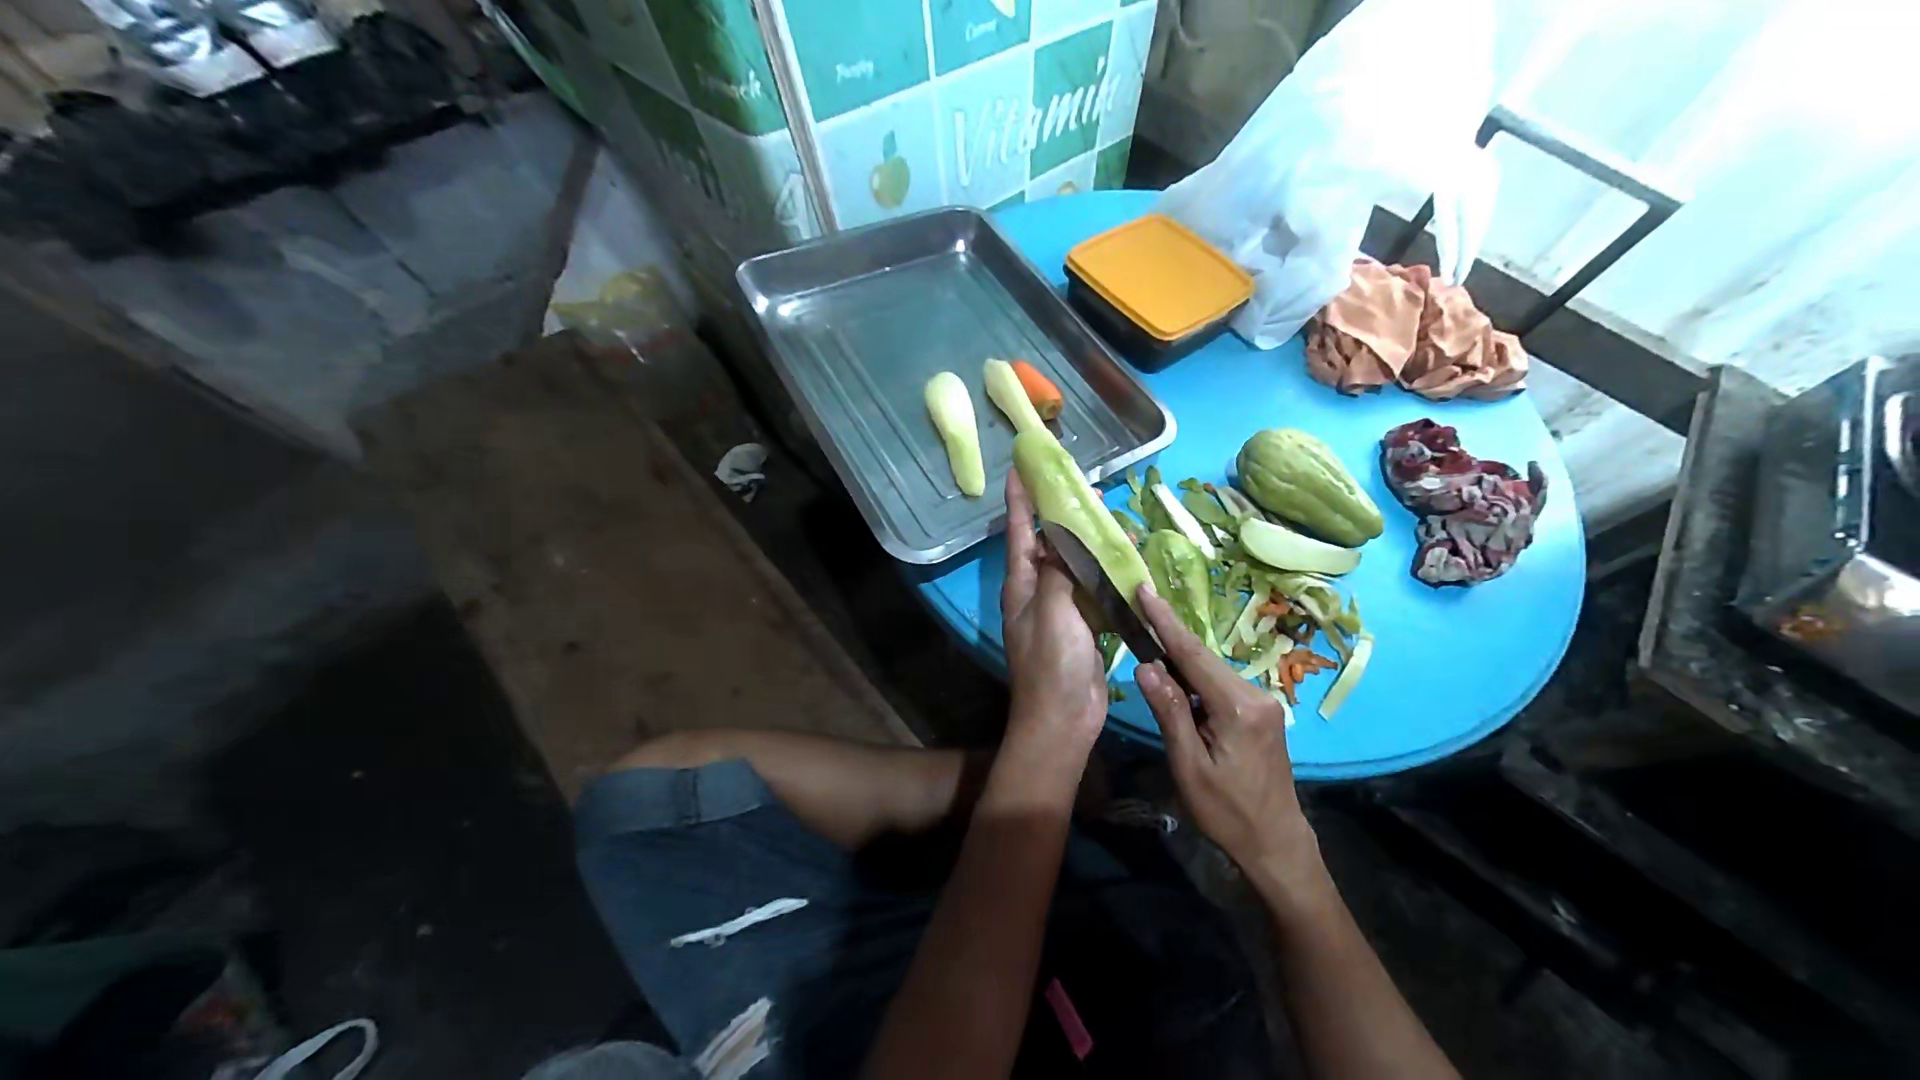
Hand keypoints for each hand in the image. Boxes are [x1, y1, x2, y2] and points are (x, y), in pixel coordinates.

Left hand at [1000, 470, 1106, 763]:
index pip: (1019, 532)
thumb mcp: (1052, 609)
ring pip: (1076, 566)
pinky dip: (1108, 574)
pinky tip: (1126, 561)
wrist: (1064, 719)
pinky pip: (1094, 591)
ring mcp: (1061, 611)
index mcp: (1022, 585)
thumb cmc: (1051, 663)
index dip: (1020, 500)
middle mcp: (1038, 592)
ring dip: (1091, 544)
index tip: (1020, 468)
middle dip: (1063, 516)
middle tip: (1084, 488)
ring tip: (1112, 519)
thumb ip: (1057, 570)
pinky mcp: (1083, 627)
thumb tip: (1059, 536)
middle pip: (1050, 545)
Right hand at [1134, 585, 1317, 873]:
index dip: (1166, 621)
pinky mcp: (1262, 712)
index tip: (1146, 590)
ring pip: (1211, 670)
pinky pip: (1220, 684)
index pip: (1193, 655)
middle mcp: (1255, 696)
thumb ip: (1169, 712)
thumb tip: (1147, 665)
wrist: (1276, 841)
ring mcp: (1263, 702)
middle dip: (1170, 633)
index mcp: (1238, 708)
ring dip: (1180, 659)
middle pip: (1203, 658)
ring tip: (1149, 639)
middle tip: (1139, 607)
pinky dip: (1195, 678)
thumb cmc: (1226, 812)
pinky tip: (1175, 679)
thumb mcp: (1189, 766)